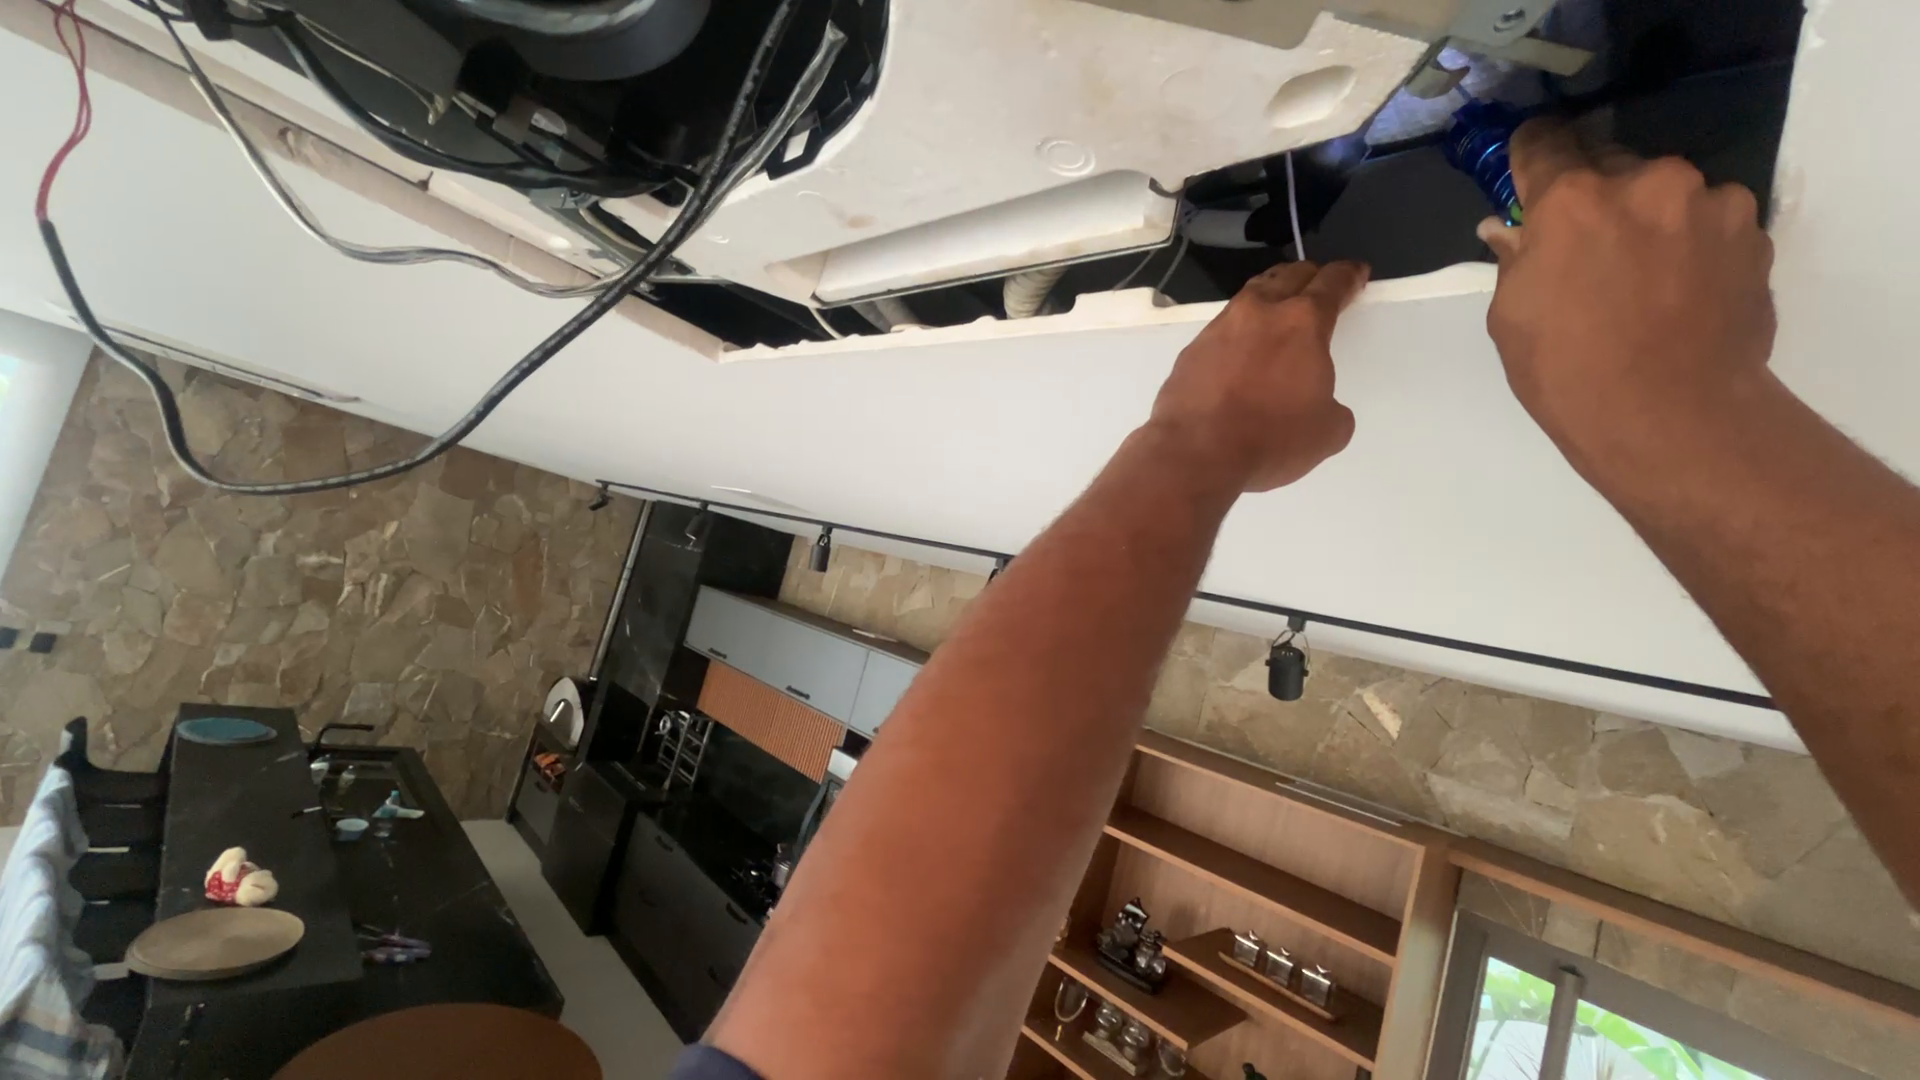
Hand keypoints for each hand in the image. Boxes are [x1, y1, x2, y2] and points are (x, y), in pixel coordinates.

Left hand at [1147, 259, 1368, 492]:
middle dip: (1308, 277)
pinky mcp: (1190, 352)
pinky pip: (1222, 330)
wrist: (1194, 453)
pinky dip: (1238, 332)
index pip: (1332, 283)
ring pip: (1250, 297)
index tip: (1356, 275)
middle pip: (1288, 277)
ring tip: (1277, 310)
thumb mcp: (1328, 431)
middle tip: (1317, 286)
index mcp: (1302, 322)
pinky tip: (1239, 351)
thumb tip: (1316, 403)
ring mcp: (1218, 330)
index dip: (1349, 277)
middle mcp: (1258, 314)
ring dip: (1269, 297)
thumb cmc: (1269, 439)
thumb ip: (1331, 405)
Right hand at [1480, 118, 1777, 474]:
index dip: (1529, 154)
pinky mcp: (1751, 230)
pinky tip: (1671, 287)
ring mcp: (1709, 202)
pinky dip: (1684, 240)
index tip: (1525, 164)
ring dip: (1641, 217)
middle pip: (1607, 165)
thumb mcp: (1510, 315)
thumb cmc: (1563, 368)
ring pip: (1662, 193)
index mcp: (1571, 201)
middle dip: (1589, 196)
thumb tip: (1513, 232)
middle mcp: (1645, 182)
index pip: (1544, 145)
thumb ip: (1515, 259)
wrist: (1667, 411)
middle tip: (1577, 242)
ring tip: (1632, 273)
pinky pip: (1705, 220)